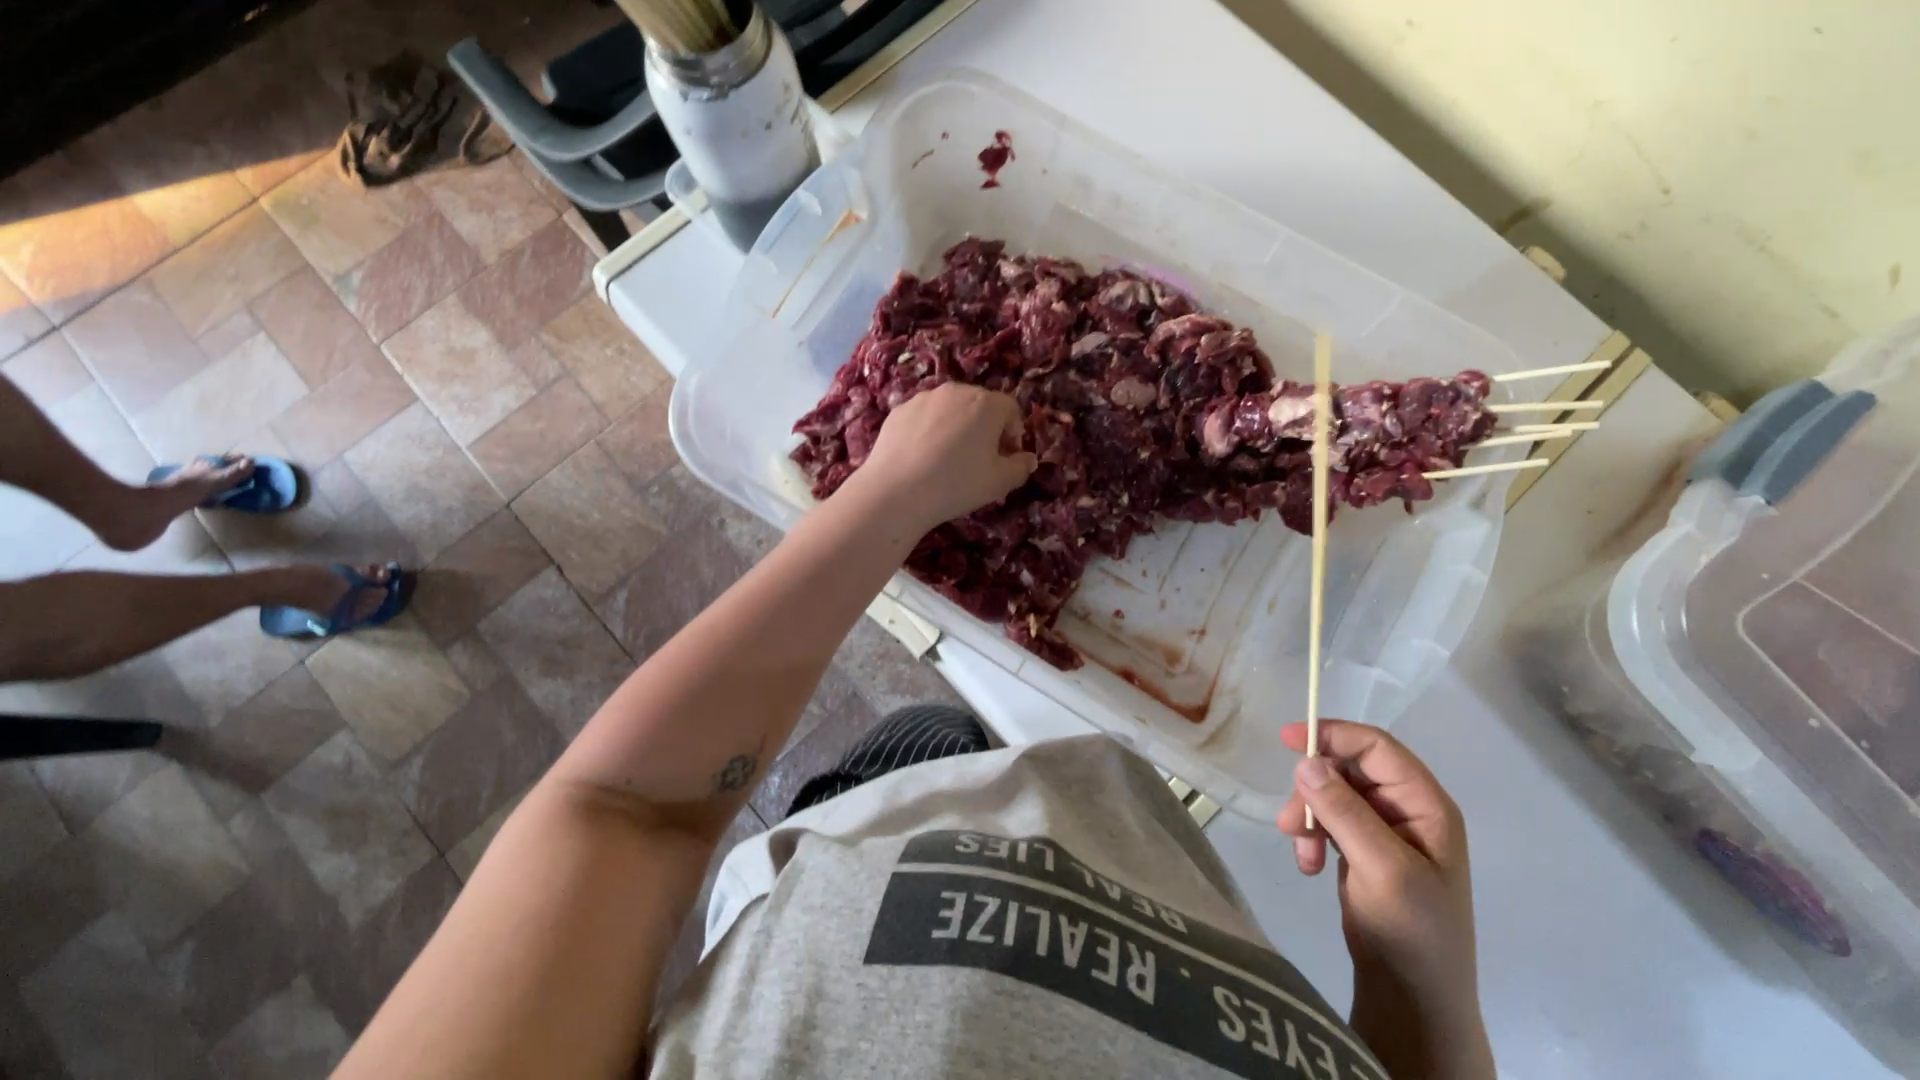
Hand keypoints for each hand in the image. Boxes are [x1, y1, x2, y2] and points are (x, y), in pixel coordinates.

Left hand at [851, 383, 1036, 529]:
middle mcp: (956, 391)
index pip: (1011, 409)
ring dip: (956, 427)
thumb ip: (1021, 467)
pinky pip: (924, 417)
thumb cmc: (957, 484)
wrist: (895, 491)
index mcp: (986, 404)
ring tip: (947, 459)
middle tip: (979, 459)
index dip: (1013, 433)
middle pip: (980, 404)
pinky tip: (922, 457)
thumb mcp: (999, 482)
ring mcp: (924, 398)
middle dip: (985, 427)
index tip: (1006, 457)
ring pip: (950, 409)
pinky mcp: (899, 410)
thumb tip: (1028, 458)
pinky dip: (929, 431)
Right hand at [1277, 720, 1494, 1079]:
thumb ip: (1345, 812)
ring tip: (1300, 853)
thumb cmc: (1412, 930)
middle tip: (1290, 821)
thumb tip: (1306, 761)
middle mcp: (1407, 811)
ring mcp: (1385, 833)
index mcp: (1426, 805)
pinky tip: (1307, 867)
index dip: (1334, 736)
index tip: (1286, 739)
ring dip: (1309, 818)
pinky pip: (1328, 824)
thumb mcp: (1381, 868)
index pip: (1377, 749)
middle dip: (1314, 789)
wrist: (1414, 997)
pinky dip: (1312, 839)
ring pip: (1332, 797)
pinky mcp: (1363, 853)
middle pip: (1349, 771)